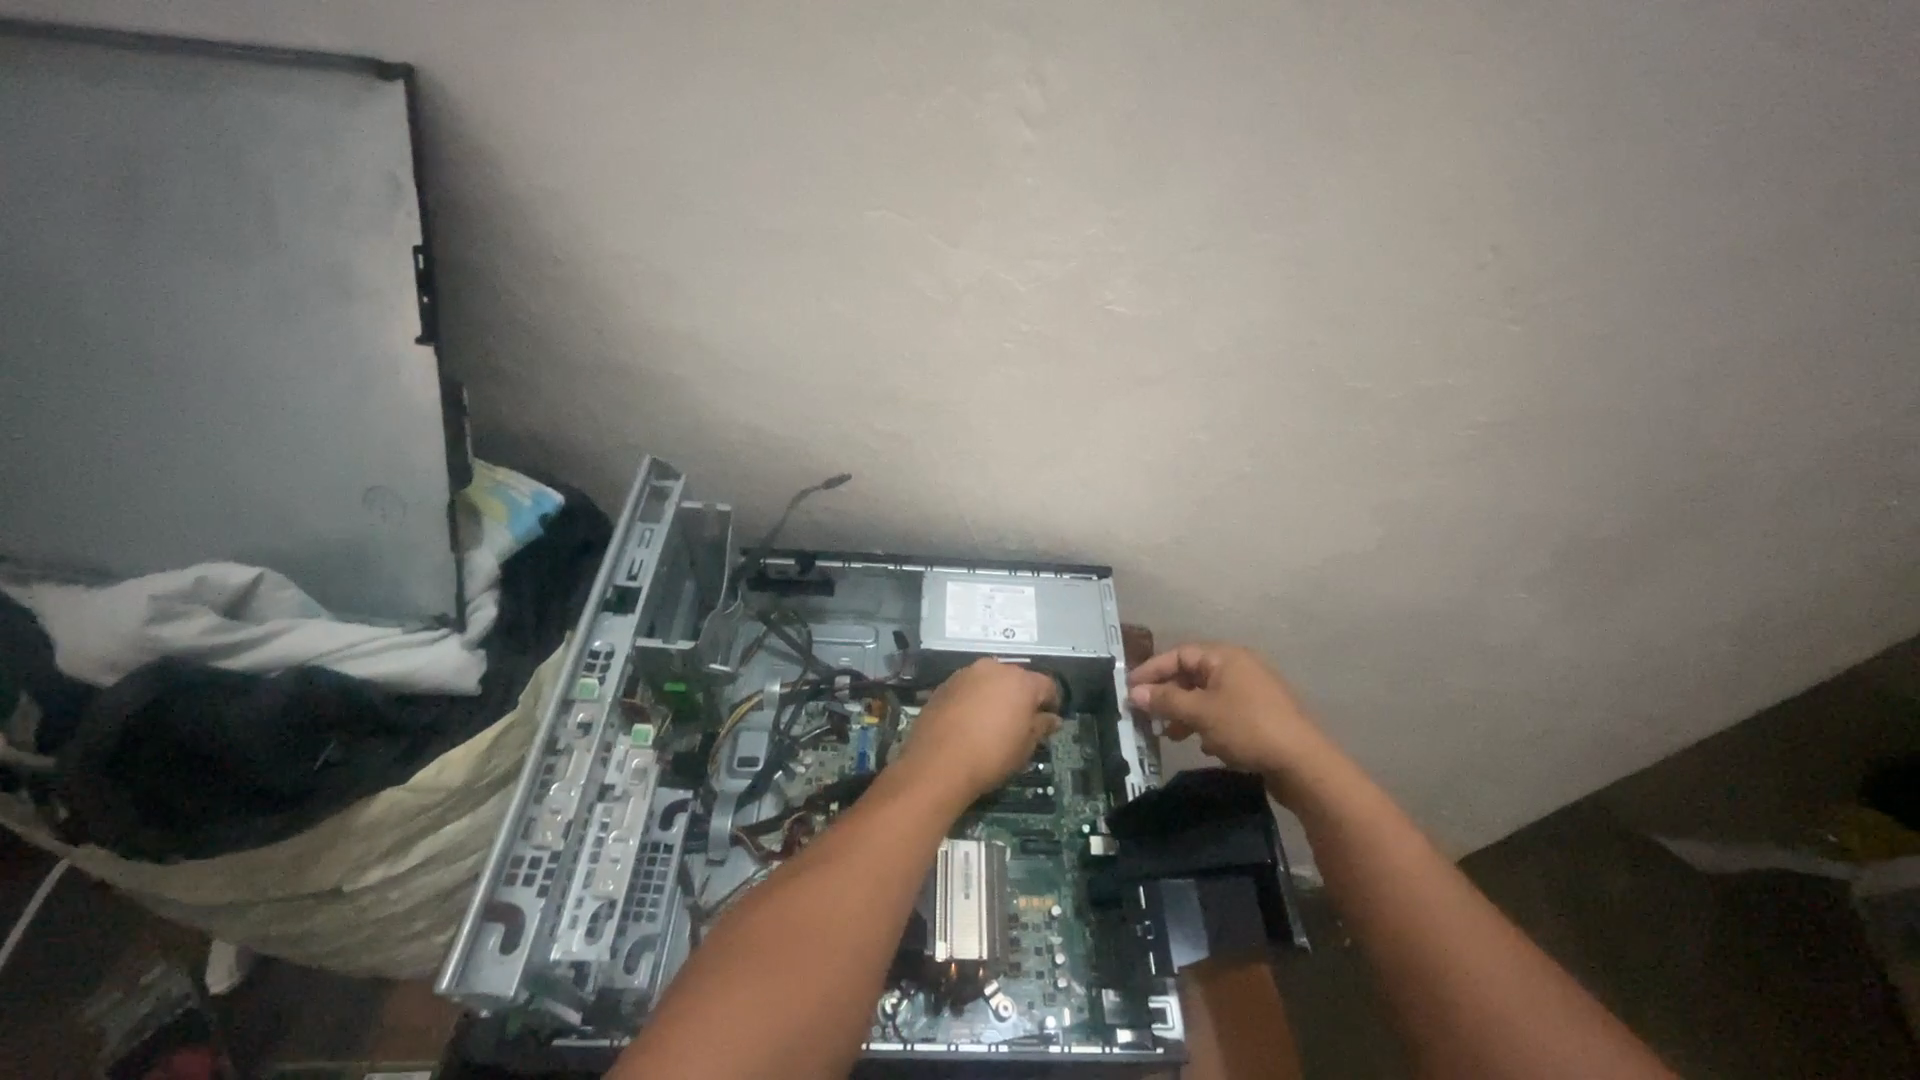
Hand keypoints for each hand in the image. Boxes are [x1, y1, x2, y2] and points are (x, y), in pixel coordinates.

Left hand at [896, 659, 1059, 804]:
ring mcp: (966, 674)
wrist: (937, 763)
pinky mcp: (944, 685)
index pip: (1047, 685)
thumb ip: (1041, 727)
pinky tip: (969, 722)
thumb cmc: (991, 755)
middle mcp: (994, 668)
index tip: (1049, 720)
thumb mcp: (1025, 746)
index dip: (1052, 703)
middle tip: (1020, 722)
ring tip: (993, 722)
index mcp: (1020, 681)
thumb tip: (1052, 719)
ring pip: (990, 681)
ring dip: (996, 696)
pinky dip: (974, 699)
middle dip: (1022, 697)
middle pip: (1016, 679)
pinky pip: (968, 688)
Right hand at [1127, 643, 1336, 792]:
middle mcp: (1239, 668)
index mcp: (1225, 657)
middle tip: (1146, 715)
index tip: (1129, 690)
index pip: (1179, 654)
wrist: (1302, 763)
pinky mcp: (1259, 716)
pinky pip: (1223, 713)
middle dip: (1168, 695)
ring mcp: (1252, 692)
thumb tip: (1135, 693)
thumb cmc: (1247, 728)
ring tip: (1170, 735)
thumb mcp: (1200, 713)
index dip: (1152, 671)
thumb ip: (1166, 700)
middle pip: (1192, 675)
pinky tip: (1203, 746)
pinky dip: (1207, 725)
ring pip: (1207, 697)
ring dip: (1185, 714)